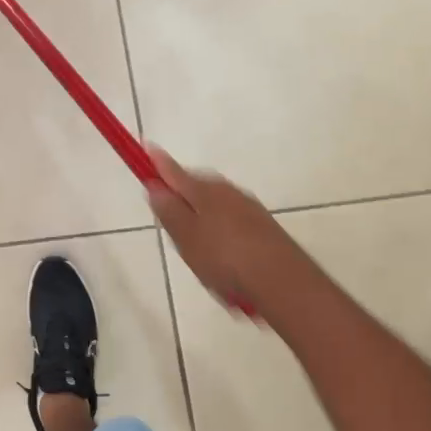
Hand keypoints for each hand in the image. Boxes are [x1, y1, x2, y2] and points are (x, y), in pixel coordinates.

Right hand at [148, 149, 306, 309]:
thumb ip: (168, 211)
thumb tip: (153, 185)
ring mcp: (248, 207)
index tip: (146, 147)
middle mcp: (226, 191)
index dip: (157, 162)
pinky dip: (224, 236)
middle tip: (174, 230)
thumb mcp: (187, 239)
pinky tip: (226, 265)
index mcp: (203, 191)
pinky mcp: (263, 226)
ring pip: (215, 208)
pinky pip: (233, 224)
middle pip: (196, 188)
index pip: (173, 171)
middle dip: (182, 201)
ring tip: (202, 258)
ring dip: (204, 223)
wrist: (284, 282)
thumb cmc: (226, 259)